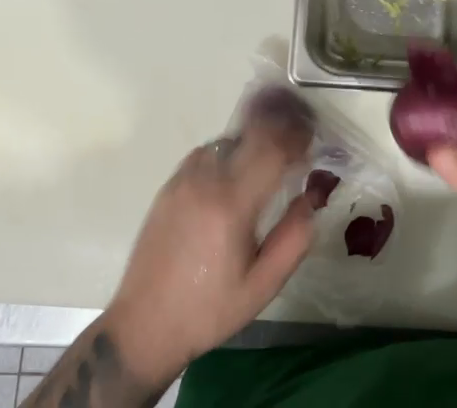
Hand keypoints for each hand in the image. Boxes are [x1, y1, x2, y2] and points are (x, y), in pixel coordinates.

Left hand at [99, 96, 317, 386]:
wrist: (144, 324)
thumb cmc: (209, 309)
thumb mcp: (263, 285)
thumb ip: (294, 239)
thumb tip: (311, 198)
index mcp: (232, 205)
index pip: (271, 148)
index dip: (296, 136)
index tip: (311, 140)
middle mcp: (205, 182)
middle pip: (249, 134)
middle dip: (277, 131)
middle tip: (296, 145)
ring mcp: (182, 180)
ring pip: (226, 141)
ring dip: (251, 143)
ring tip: (268, 162)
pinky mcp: (168, 187)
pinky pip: (205, 154)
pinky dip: (227, 154)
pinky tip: (234, 177)